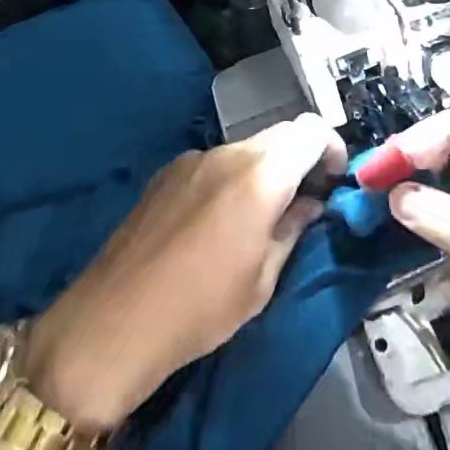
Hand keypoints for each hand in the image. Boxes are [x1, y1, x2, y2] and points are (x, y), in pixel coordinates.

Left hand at [25, 115, 346, 431]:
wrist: (115, 319)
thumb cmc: (200, 309)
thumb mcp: (262, 280)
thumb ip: (291, 230)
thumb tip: (308, 205)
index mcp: (259, 176)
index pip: (310, 131)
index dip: (332, 147)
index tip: (333, 179)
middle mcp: (226, 154)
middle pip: (278, 136)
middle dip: (299, 160)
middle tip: (302, 202)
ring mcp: (192, 159)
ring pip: (245, 149)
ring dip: (263, 171)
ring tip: (256, 219)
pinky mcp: (166, 172)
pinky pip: (213, 163)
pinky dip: (230, 179)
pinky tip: (215, 223)